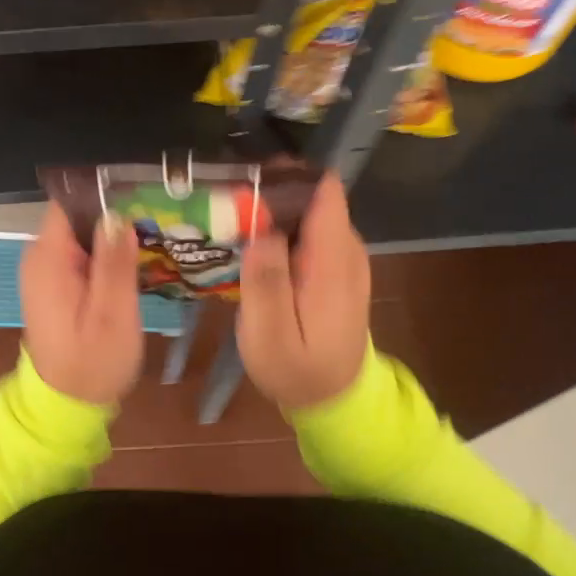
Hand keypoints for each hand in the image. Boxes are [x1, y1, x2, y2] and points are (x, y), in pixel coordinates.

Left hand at [20, 203, 144, 405]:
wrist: (67, 405)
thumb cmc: (93, 361)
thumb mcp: (113, 313)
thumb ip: (114, 262)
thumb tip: (117, 214)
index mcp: (48, 258)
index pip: (69, 204)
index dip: (102, 197)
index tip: (138, 197)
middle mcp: (38, 258)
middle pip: (76, 218)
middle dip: (111, 218)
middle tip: (155, 224)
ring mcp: (44, 272)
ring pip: (80, 237)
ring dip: (110, 239)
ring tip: (150, 241)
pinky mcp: (54, 286)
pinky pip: (78, 256)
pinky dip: (102, 258)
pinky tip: (130, 265)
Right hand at [238, 173, 370, 410]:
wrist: (334, 398)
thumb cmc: (297, 369)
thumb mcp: (270, 335)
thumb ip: (266, 281)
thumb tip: (262, 229)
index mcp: (333, 263)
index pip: (325, 192)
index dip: (287, 177)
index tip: (247, 180)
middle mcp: (347, 250)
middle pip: (313, 197)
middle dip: (272, 193)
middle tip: (228, 207)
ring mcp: (345, 256)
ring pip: (310, 211)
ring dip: (275, 210)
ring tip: (234, 223)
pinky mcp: (336, 265)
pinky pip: (311, 229)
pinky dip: (284, 228)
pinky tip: (256, 245)